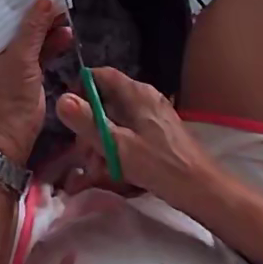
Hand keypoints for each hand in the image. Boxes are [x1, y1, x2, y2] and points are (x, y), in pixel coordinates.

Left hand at [0, 0, 72, 161]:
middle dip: (35, 10)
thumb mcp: (21, 56)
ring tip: (65, 14)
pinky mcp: (28, 70)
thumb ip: (33, 28)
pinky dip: (53, 41)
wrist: (13, 133)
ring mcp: (13, 59)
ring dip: (48, 25)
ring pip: (32, 34)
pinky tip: (67, 34)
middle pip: (17, 21)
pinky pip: (42, 48)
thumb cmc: (8, 94)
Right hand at [55, 65, 223, 210]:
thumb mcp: (118, 145)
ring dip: (102, 142)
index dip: (82, 88)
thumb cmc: (159, 163)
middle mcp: (145, 98)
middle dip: (90, 126)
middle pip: (107, 101)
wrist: (200, 188)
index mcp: (137, 93)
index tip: (69, 112)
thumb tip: (62, 99)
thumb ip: (88, 122)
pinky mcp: (158, 133)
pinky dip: (118, 149)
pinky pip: (130, 134)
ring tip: (97, 169)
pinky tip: (114, 171)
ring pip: (117, 121)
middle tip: (83, 153)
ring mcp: (153, 116)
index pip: (102, 76)